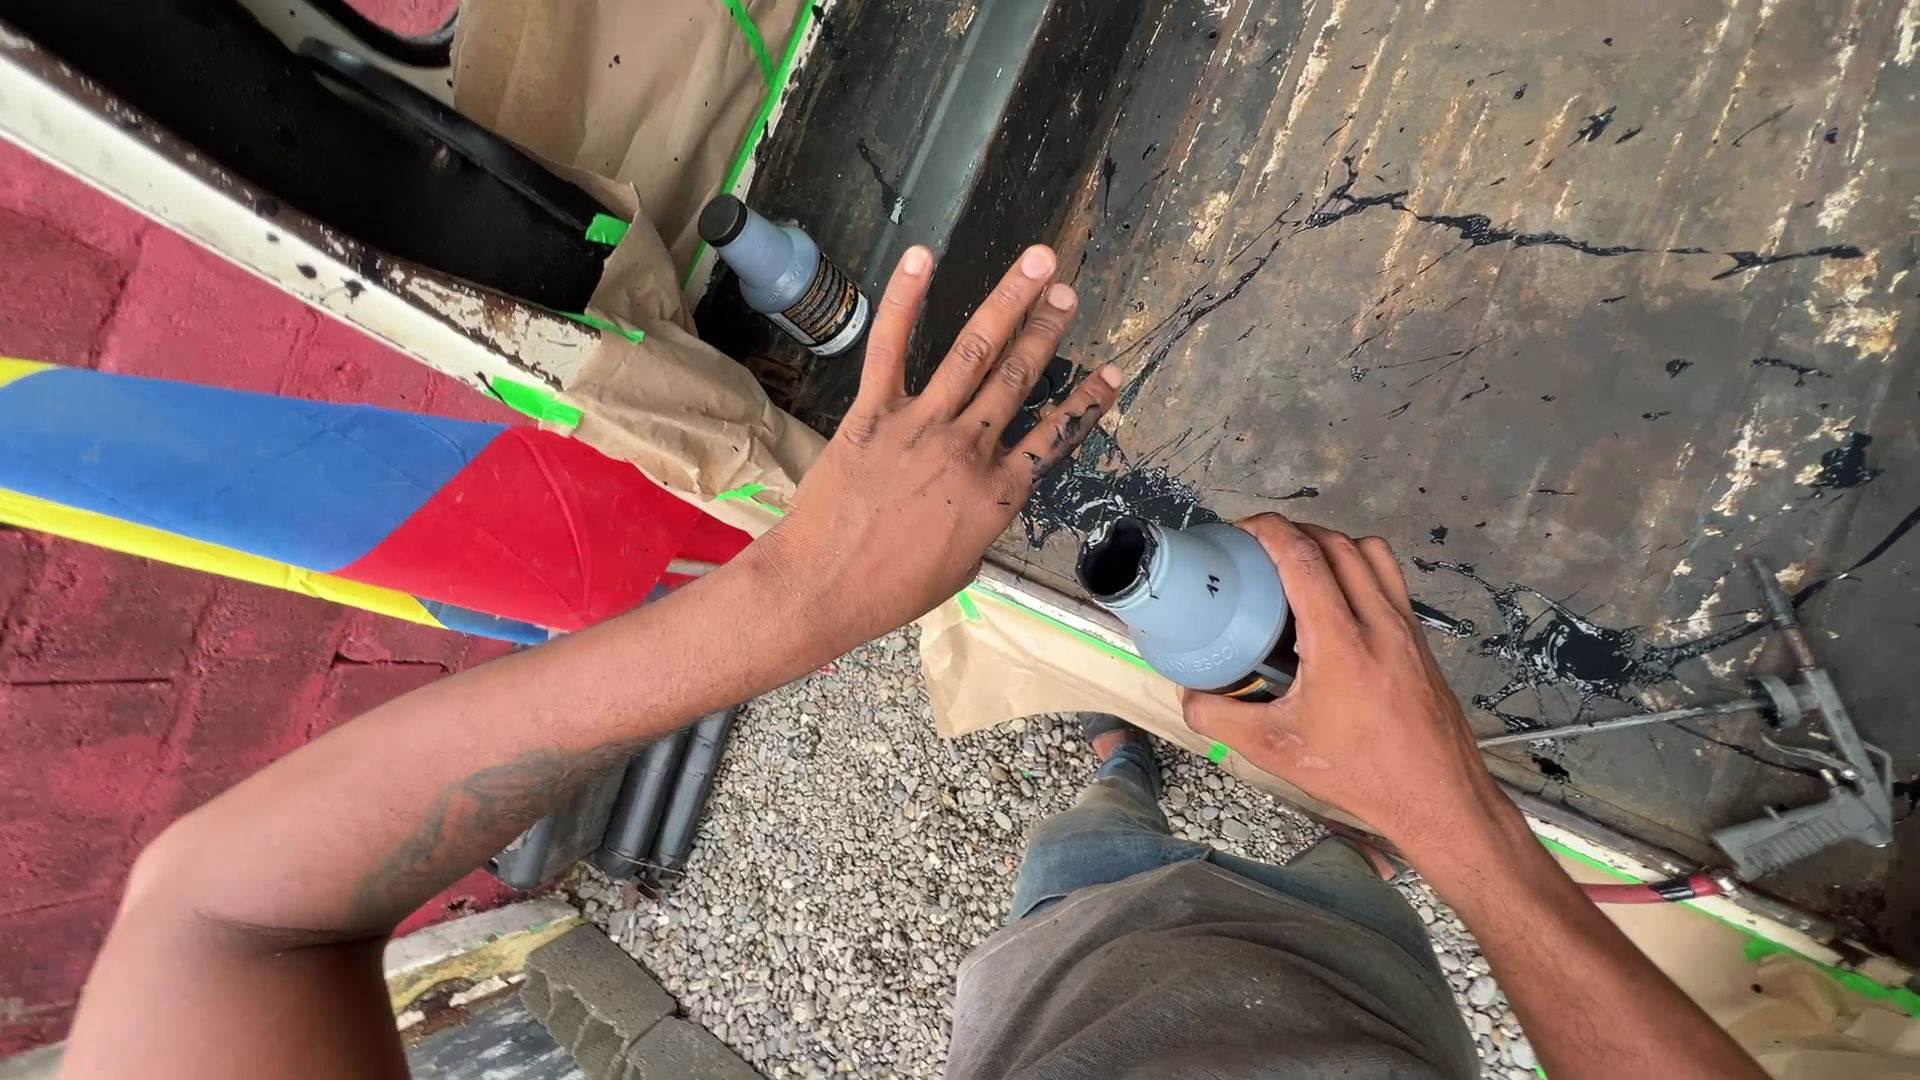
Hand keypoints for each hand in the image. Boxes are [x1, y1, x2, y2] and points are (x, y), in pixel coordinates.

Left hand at [750, 243, 1121, 651]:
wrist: (824, 586)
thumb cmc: (894, 590)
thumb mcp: (963, 566)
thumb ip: (985, 519)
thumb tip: (989, 493)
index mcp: (997, 494)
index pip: (1054, 437)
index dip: (1086, 403)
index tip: (1111, 373)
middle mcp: (969, 449)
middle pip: (1019, 379)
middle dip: (1047, 330)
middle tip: (1067, 291)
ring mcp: (921, 425)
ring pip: (974, 353)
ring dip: (1009, 303)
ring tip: (1036, 265)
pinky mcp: (872, 412)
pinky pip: (889, 347)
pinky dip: (905, 300)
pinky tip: (923, 258)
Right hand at [1180, 515, 1502, 853]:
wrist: (1441, 801)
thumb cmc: (1359, 774)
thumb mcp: (1273, 749)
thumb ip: (1218, 717)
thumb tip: (1187, 693)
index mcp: (1340, 643)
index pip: (1304, 559)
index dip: (1269, 530)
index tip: (1241, 529)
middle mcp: (1379, 623)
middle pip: (1336, 543)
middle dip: (1293, 531)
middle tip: (1258, 547)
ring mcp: (1406, 628)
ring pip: (1371, 552)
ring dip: (1330, 542)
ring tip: (1297, 563)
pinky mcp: (1420, 640)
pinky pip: (1388, 578)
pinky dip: (1357, 567)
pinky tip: (1334, 600)